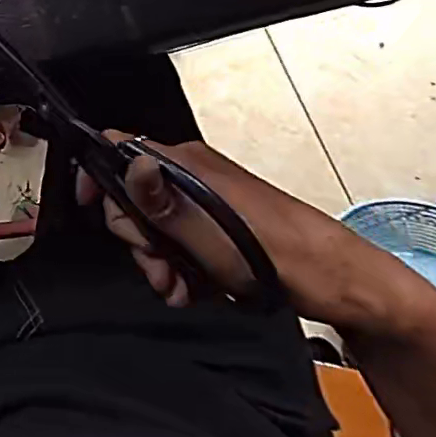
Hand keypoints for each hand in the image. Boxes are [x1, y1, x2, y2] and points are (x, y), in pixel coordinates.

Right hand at [78, 135, 435, 340]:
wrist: (347, 287)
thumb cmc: (288, 259)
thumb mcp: (214, 238)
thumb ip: (163, 203)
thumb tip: (128, 162)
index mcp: (188, 164)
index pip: (120, 149)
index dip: (96, 174)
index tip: (89, 205)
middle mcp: (192, 174)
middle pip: (130, 193)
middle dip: (135, 235)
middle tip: (155, 265)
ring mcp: (204, 198)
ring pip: (152, 221)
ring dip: (156, 257)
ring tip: (177, 286)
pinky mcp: (216, 221)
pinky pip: (176, 237)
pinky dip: (177, 263)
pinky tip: (192, 286)